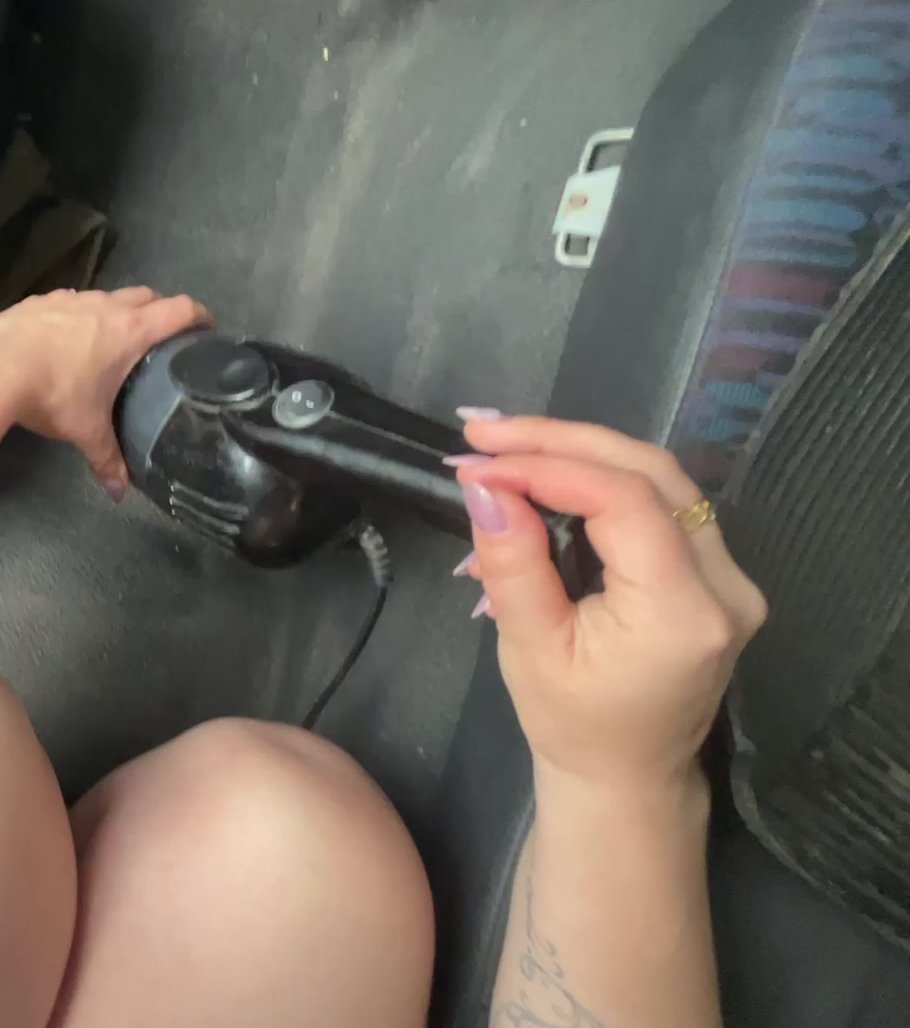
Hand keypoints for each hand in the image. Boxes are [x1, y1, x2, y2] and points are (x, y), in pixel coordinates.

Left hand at [0, 287, 208, 495]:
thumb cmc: (51, 393)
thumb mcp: (84, 429)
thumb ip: (106, 458)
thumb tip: (120, 491)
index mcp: (129, 331)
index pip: (180, 310)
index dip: (201, 317)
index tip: (209, 330)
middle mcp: (104, 305)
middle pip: (146, 295)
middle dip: (160, 311)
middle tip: (163, 338)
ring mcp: (69, 298)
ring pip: (106, 296)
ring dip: (117, 311)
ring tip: (113, 340)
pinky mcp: (38, 301)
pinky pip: (69, 302)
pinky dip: (78, 315)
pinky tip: (66, 338)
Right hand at [450, 414, 767, 792]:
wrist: (624, 766)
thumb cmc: (569, 717)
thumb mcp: (528, 644)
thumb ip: (511, 562)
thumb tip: (482, 489)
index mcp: (682, 610)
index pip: (624, 502)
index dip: (544, 469)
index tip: (471, 466)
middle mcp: (725, 581)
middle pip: (652, 472)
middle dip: (558, 439)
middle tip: (479, 430)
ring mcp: (726, 572)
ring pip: (657, 476)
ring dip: (573, 448)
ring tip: (498, 440)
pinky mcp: (706, 568)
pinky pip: (653, 500)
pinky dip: (589, 474)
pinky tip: (538, 467)